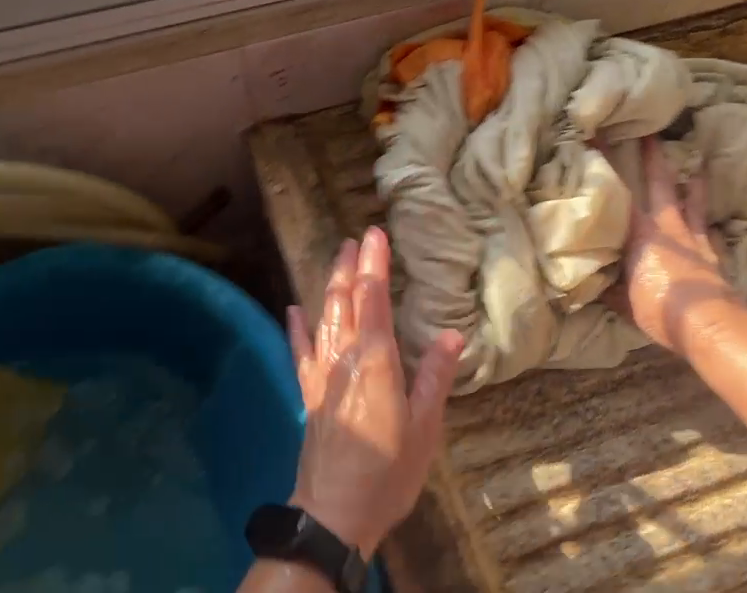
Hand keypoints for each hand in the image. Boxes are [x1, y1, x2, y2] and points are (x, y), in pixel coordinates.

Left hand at [285, 228, 462, 556]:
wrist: (333, 513)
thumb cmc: (388, 472)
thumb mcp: (424, 428)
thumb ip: (434, 377)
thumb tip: (453, 333)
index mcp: (375, 360)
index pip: (373, 298)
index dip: (374, 264)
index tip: (375, 234)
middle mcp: (343, 357)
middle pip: (345, 299)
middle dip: (350, 265)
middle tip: (355, 237)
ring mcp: (321, 374)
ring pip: (324, 317)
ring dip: (329, 284)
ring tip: (336, 258)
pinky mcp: (308, 393)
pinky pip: (300, 350)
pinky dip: (297, 326)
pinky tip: (293, 308)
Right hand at [601, 136, 738, 357]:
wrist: (709, 325)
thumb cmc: (659, 309)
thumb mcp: (624, 301)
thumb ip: (611, 287)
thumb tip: (592, 282)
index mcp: (641, 233)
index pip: (618, 191)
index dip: (607, 163)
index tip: (597, 135)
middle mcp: (669, 228)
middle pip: (661, 184)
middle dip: (654, 158)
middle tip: (652, 134)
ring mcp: (696, 240)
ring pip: (694, 204)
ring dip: (694, 186)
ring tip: (697, 169)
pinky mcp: (715, 257)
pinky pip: (710, 234)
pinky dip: (709, 228)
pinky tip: (711, 228)